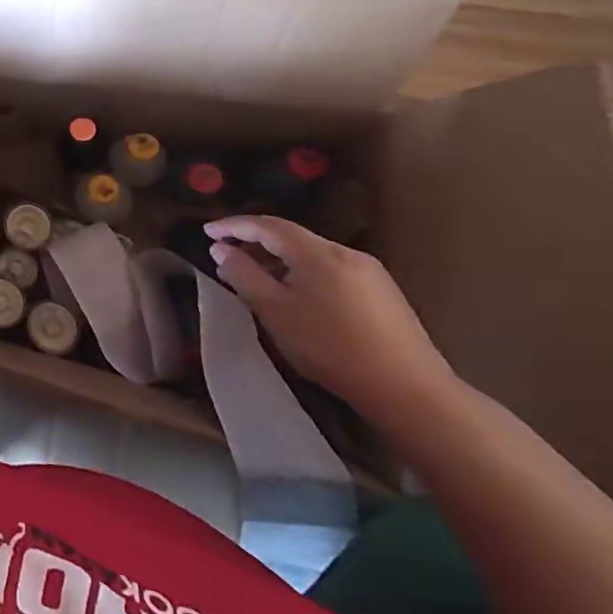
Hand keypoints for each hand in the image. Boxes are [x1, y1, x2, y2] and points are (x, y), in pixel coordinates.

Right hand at [204, 214, 459, 418]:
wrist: (406, 388)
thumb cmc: (330, 346)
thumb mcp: (275, 311)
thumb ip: (244, 275)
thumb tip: (221, 250)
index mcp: (319, 253)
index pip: (268, 225)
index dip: (233, 225)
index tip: (206, 230)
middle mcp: (346, 253)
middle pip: (291, 237)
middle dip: (254, 242)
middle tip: (224, 254)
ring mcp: (369, 272)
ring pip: (311, 254)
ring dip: (277, 259)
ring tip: (253, 276)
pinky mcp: (380, 293)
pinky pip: (329, 270)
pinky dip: (300, 272)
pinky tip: (292, 294)